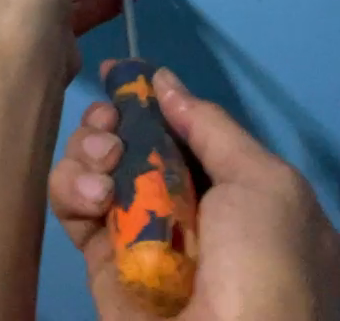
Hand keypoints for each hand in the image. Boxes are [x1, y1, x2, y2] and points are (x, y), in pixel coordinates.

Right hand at [49, 65, 339, 320]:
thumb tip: (164, 82)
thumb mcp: (266, 185)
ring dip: (91, 147)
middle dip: (114, 118)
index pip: (183, 129)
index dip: (150, 98)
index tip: (119, 72)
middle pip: (132, 139)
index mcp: (237, 192)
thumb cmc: (265, 266)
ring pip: (97, 164)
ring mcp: (141, 232)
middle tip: (111, 120)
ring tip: (104, 160)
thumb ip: (211, 126)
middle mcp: (187, 207)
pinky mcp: (101, 258)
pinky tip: (93, 196)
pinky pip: (74, 203)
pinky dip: (72, 187)